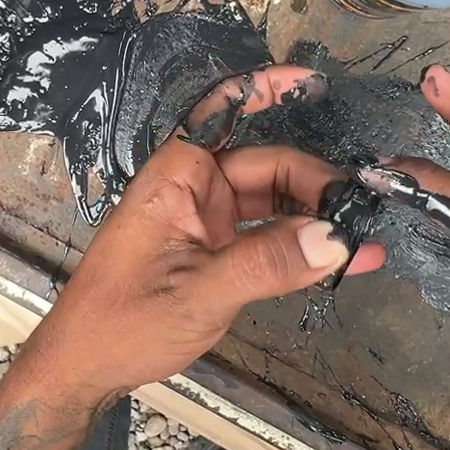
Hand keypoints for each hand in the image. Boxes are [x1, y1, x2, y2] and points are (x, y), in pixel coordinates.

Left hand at [29, 66, 384, 399]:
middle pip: (266, 166)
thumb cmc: (122, 323)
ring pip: (272, 201)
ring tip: (365, 235)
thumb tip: (336, 238)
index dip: (264, 90)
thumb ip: (267, 264)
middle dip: (315, 182)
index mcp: (176, 177)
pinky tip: (345, 258)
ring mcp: (206, 220)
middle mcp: (192, 188)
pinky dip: (300, 246)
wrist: (85, 368)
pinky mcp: (215, 250)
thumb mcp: (198, 294)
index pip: (221, 112)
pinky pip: (266, 236)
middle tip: (364, 210)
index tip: (312, 82)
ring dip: (315, 216)